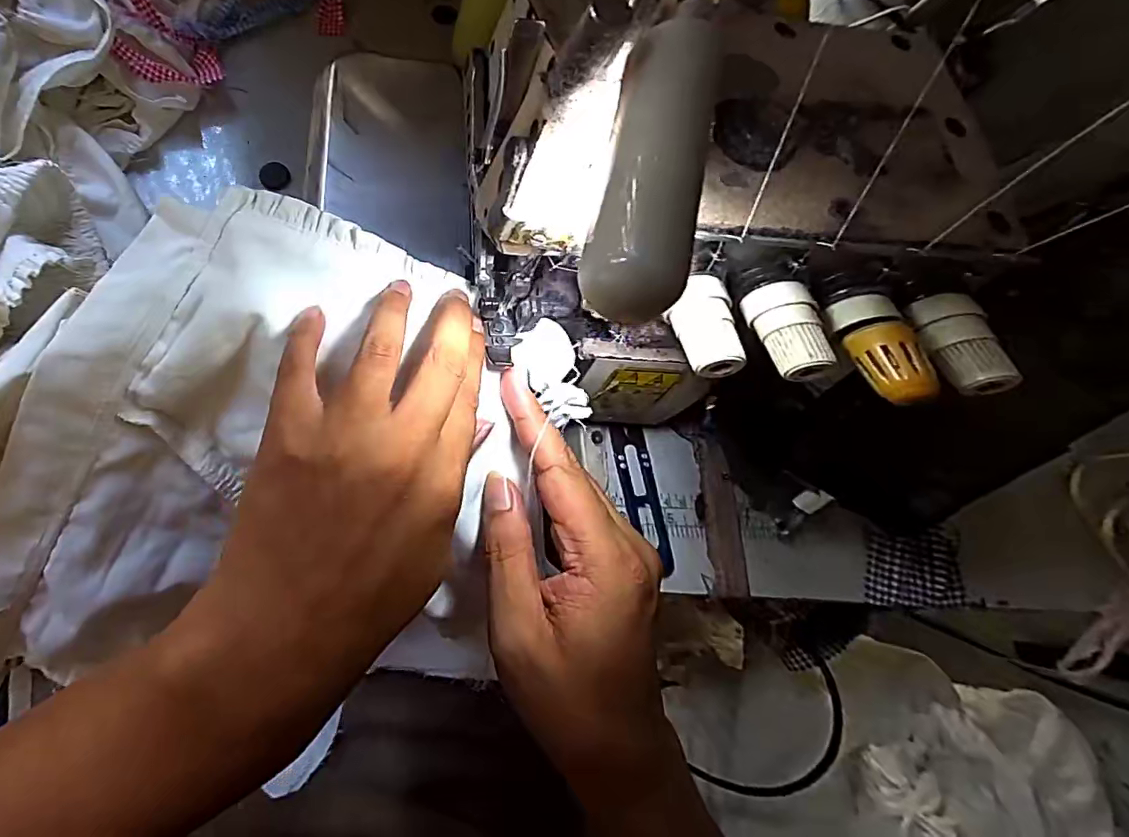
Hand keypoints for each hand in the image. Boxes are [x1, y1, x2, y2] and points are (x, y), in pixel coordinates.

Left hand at [191, 281, 486, 679]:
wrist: (283, 625)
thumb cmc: (367, 600)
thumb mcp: (432, 550)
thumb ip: (453, 482)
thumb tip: (473, 427)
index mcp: (438, 477)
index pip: (466, 397)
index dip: (473, 357)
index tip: (475, 331)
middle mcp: (398, 442)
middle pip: (434, 362)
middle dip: (449, 320)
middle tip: (452, 297)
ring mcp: (341, 430)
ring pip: (374, 349)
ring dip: (390, 310)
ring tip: (399, 286)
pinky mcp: (289, 429)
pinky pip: (299, 368)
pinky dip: (304, 335)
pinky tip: (314, 311)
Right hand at [483, 369, 714, 833]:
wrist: (616, 749)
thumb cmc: (562, 696)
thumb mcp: (518, 625)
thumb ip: (508, 548)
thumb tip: (498, 481)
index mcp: (606, 557)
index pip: (561, 473)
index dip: (533, 422)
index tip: (512, 379)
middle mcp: (628, 545)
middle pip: (573, 475)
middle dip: (535, 430)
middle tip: (502, 389)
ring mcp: (631, 554)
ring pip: (578, 491)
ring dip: (541, 457)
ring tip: (508, 418)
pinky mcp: (622, 565)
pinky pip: (581, 513)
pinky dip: (551, 489)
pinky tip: (526, 475)